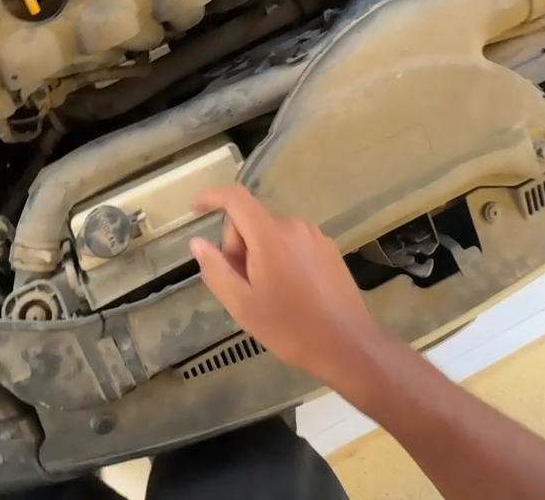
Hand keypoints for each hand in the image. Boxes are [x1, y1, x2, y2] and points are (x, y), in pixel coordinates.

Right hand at [190, 185, 387, 390]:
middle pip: (252, 220)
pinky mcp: (328, 248)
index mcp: (269, 235)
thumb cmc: (290, 328)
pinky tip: (291, 292)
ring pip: (272, 232)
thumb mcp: (242, 305)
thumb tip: (198, 242)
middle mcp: (293, 226)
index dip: (212, 197)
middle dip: (239, 246)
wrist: (349, 346)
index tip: (195, 210)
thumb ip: (216, 269)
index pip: (235, 198)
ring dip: (260, 253)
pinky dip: (281, 256)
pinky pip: (293, 241)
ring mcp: (314, 236)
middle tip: (243, 285)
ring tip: (268, 293)